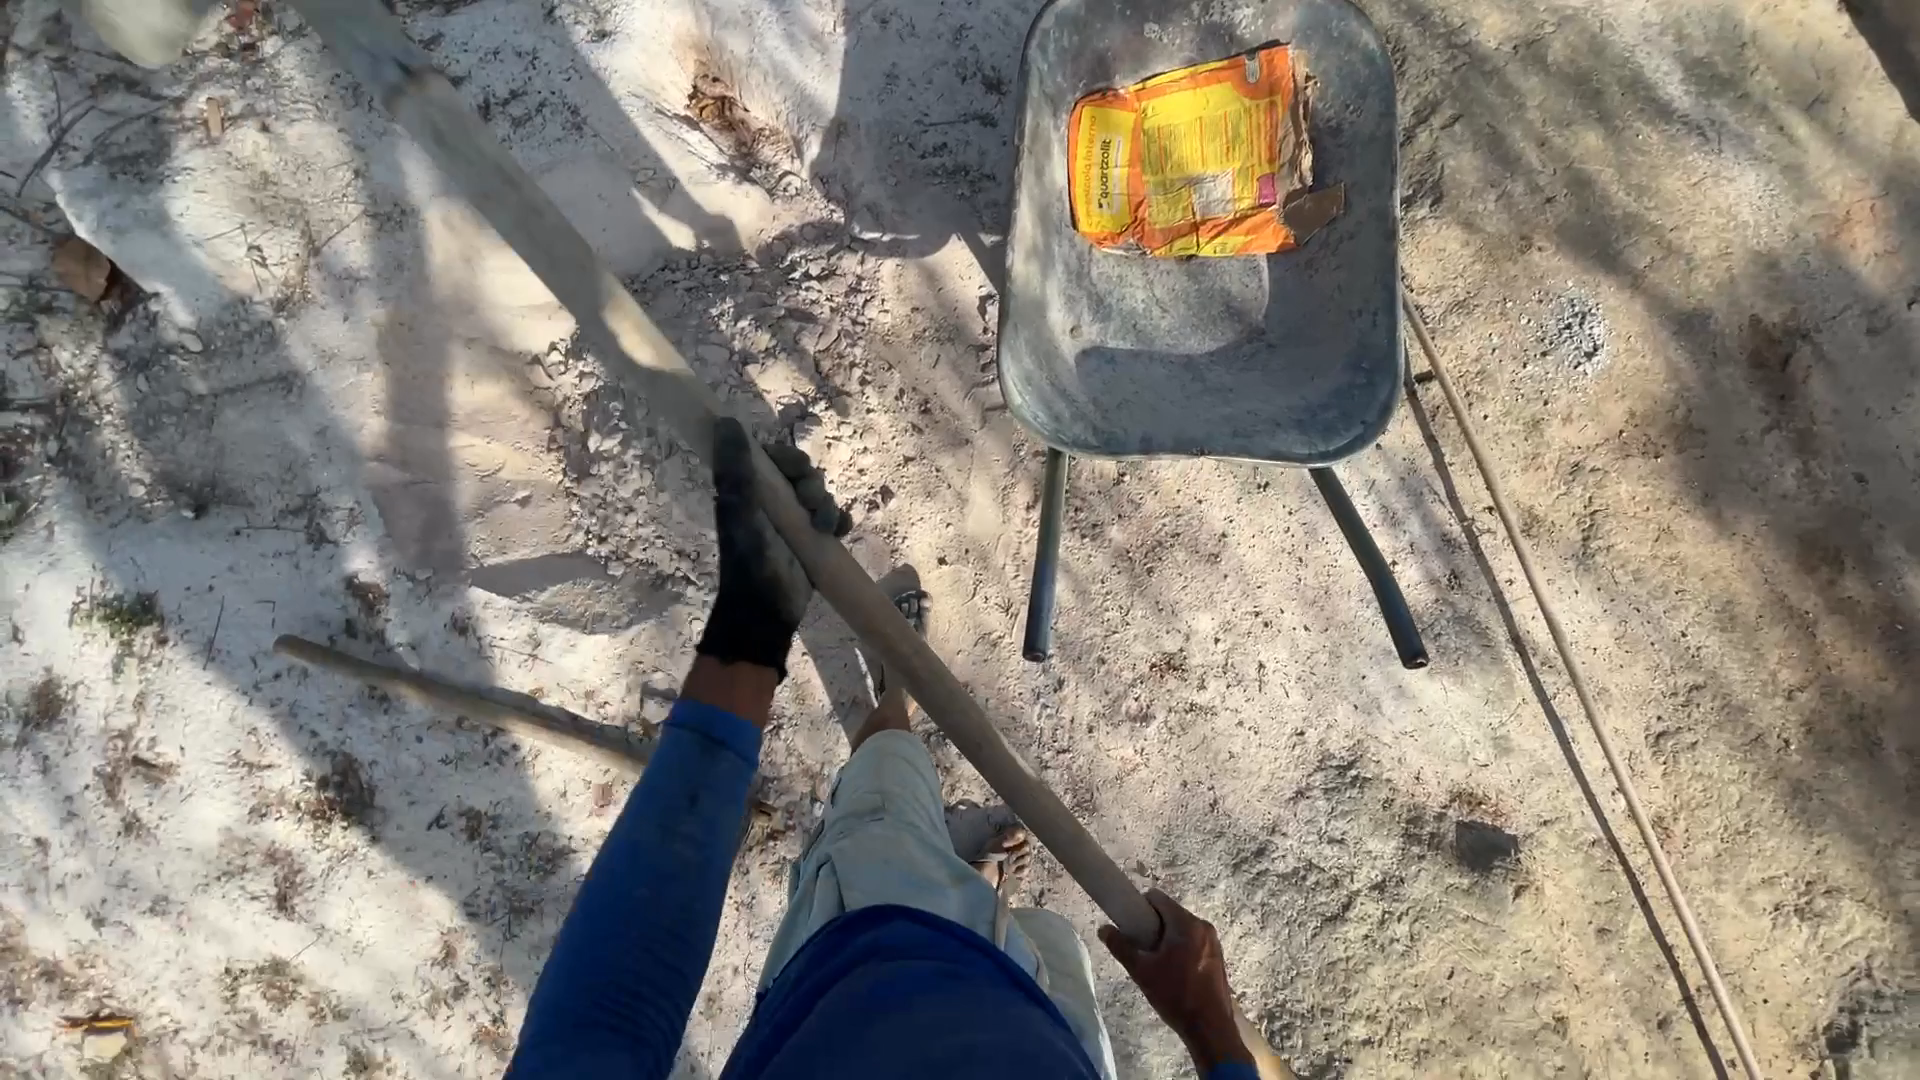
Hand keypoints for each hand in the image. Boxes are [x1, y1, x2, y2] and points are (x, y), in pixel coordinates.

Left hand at [695, 417, 849, 678]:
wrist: (766, 607)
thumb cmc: (749, 558)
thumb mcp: (740, 509)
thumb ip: (735, 468)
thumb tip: (726, 420)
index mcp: (751, 490)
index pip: (774, 459)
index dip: (789, 459)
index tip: (796, 469)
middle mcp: (773, 502)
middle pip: (802, 475)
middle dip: (812, 485)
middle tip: (811, 504)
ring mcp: (796, 522)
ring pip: (821, 497)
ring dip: (827, 506)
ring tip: (824, 528)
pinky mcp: (815, 541)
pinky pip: (835, 520)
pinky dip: (840, 522)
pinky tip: (839, 533)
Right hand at [1098, 890, 1252, 1074]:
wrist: (1211, 1031)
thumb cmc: (1175, 996)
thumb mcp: (1141, 972)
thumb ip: (1120, 947)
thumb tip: (1103, 929)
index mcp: (1186, 924)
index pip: (1157, 898)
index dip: (1141, 907)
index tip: (1133, 926)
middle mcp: (1203, 926)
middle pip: (1170, 913)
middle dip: (1154, 925)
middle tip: (1144, 949)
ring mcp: (1214, 942)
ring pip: (1182, 928)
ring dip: (1168, 937)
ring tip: (1158, 963)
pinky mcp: (1218, 957)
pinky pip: (1194, 941)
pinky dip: (1182, 948)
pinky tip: (1176, 972)